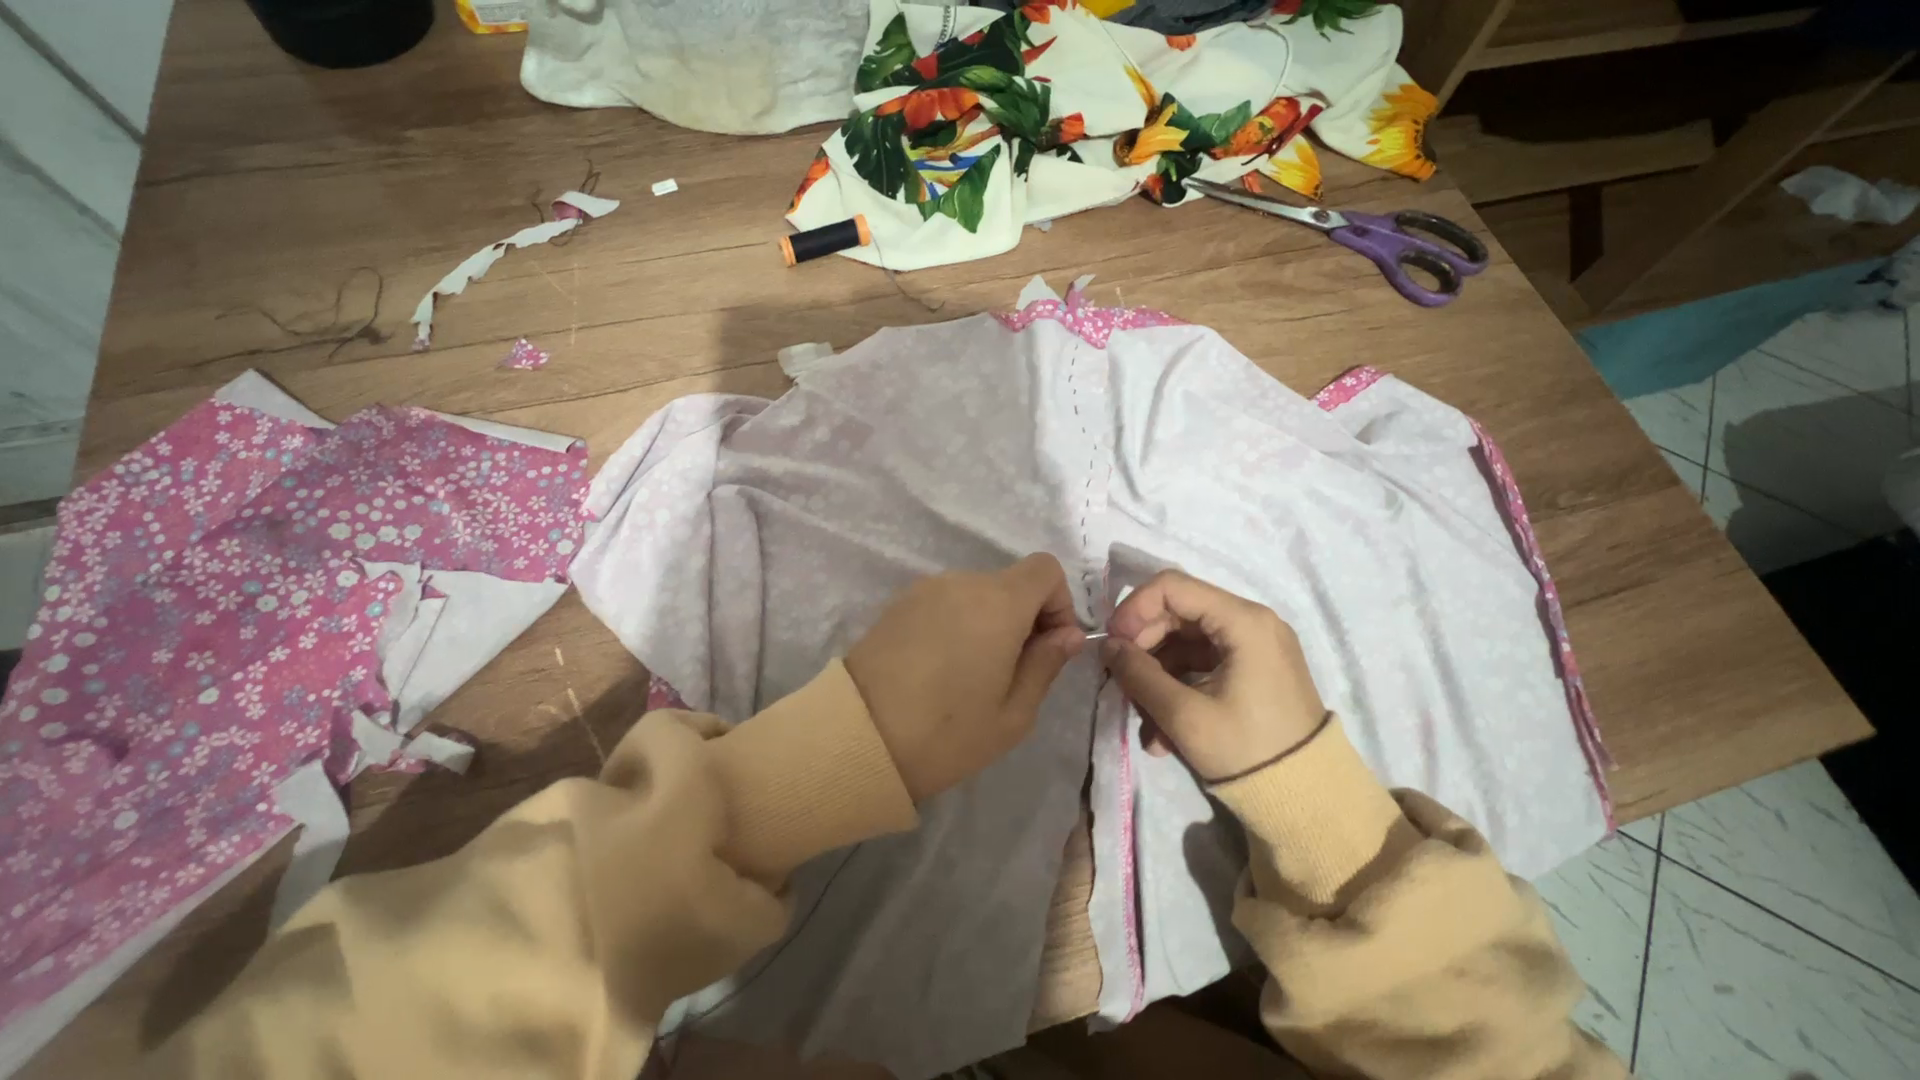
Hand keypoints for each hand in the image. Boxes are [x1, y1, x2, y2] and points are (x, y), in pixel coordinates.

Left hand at [846, 553, 1086, 801]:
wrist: (857, 739)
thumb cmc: (946, 734)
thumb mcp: (1013, 714)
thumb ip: (1046, 664)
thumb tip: (1067, 635)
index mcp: (997, 603)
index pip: (1045, 569)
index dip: (1059, 603)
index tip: (1049, 647)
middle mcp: (961, 583)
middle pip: (1010, 583)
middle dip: (1024, 618)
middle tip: (1013, 673)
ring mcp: (924, 591)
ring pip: (976, 594)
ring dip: (988, 623)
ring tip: (973, 676)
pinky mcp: (897, 606)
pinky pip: (944, 604)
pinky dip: (957, 625)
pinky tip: (941, 670)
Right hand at [1102, 570, 1326, 782]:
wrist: (1306, 794)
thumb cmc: (1246, 748)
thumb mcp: (1184, 716)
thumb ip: (1139, 675)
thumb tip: (1107, 647)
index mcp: (1243, 621)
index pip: (1172, 586)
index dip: (1134, 608)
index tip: (1112, 644)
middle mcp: (1251, 622)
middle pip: (1178, 613)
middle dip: (1144, 647)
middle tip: (1122, 682)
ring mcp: (1254, 645)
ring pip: (1186, 642)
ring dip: (1158, 675)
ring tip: (1145, 722)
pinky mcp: (1252, 669)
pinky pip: (1203, 664)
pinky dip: (1179, 687)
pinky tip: (1162, 731)